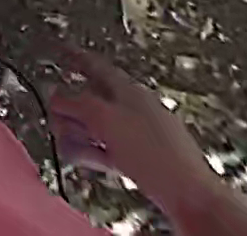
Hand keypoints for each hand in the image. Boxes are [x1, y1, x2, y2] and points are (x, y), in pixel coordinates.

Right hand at [48, 45, 221, 209]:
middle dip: (70, 106)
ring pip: (100, 125)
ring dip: (77, 132)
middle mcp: (135, 107)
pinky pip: (110, 147)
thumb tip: (55, 94)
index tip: (60, 48)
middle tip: (53, 116)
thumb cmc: (152, 152)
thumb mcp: (104, 119)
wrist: (194, 199)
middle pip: (93, 98)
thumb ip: (76, 103)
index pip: (95, 65)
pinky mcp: (144, 160)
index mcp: (129, 90)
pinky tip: (78, 157)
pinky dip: (91, 150)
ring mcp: (141, 134)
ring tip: (62, 142)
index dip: (75, 56)